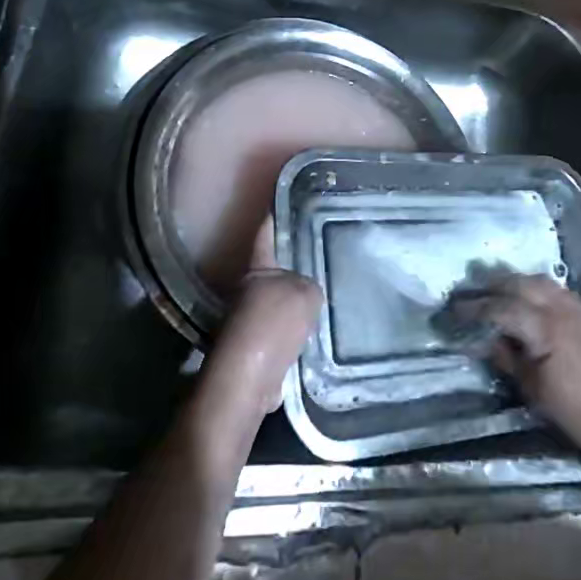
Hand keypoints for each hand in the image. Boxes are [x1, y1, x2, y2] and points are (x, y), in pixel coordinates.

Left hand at [195, 219, 320, 421]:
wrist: (248, 380)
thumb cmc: (272, 326)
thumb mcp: (305, 292)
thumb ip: (310, 283)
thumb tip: (307, 293)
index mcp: (258, 268)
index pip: (266, 233)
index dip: (275, 215)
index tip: (284, 200)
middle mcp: (251, 289)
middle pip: (277, 268)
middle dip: (297, 261)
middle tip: (327, 250)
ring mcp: (253, 318)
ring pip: (283, 299)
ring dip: (300, 298)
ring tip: (332, 289)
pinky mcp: (260, 346)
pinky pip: (286, 328)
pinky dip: (301, 328)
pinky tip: (322, 328)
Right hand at [465, 276, 580, 473]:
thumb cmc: (577, 412)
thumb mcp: (533, 390)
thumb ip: (507, 358)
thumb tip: (483, 341)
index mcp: (544, 328)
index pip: (500, 308)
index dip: (474, 309)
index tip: (453, 311)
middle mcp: (560, 308)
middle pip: (518, 283)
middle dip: (490, 287)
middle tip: (468, 296)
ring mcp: (576, 308)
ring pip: (537, 281)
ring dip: (512, 283)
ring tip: (492, 294)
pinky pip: (554, 289)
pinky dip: (533, 288)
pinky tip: (523, 301)